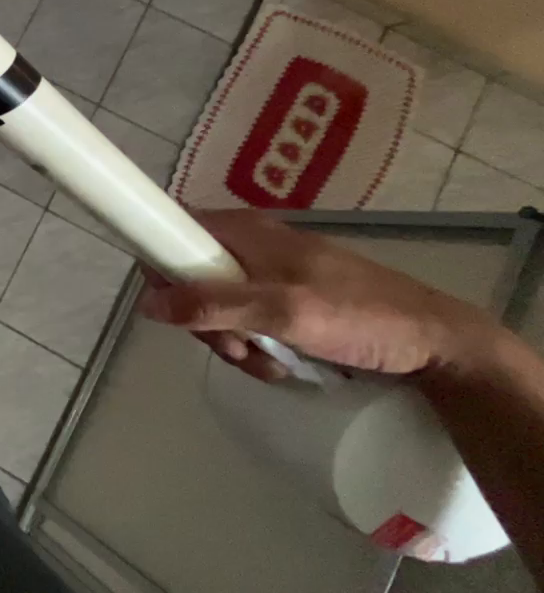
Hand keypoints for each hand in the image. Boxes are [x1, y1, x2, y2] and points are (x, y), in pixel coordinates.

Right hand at [140, 210, 501, 381]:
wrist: (445, 346)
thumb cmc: (361, 317)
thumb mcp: (281, 312)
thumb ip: (211, 306)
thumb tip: (147, 304)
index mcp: (241, 230)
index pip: (170, 232)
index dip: (160, 266)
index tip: (175, 307)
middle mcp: (248, 242)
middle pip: (189, 274)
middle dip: (201, 318)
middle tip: (231, 347)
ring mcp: (269, 269)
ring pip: (216, 300)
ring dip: (228, 338)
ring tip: (263, 362)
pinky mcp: (288, 294)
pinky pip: (246, 314)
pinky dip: (253, 341)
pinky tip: (278, 361)